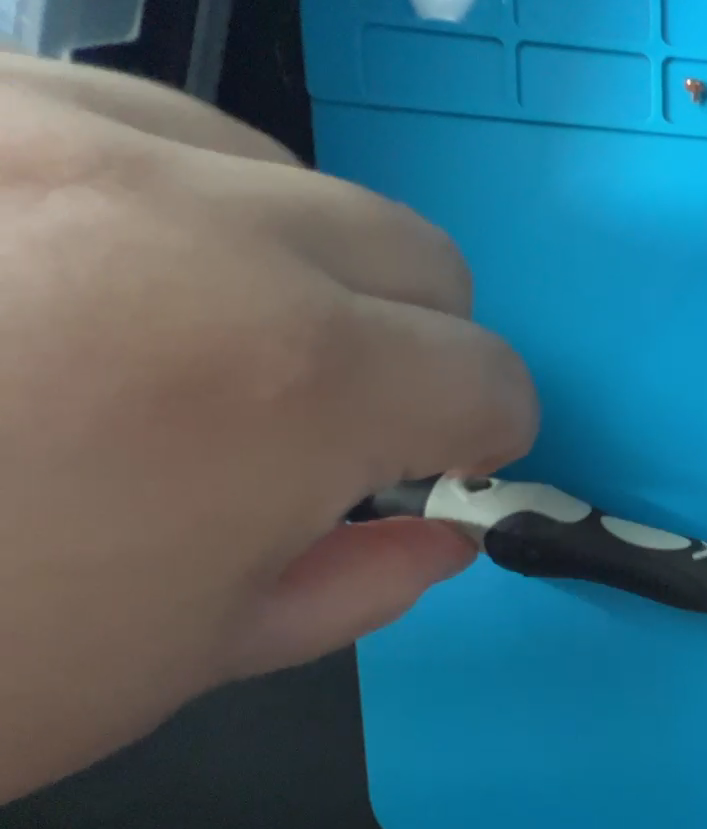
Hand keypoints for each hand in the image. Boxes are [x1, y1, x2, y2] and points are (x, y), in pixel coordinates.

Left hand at [0, 57, 535, 800]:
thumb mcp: (172, 660)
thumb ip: (354, 588)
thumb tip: (441, 540)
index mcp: (288, 380)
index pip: (492, 379)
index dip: (484, 436)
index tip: (435, 467)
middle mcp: (193, 223)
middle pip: (422, 255)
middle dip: (412, 340)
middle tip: (324, 408)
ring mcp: (35, 128)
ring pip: (285, 173)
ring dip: (287, 261)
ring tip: (172, 334)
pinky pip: (121, 122)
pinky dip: (149, 202)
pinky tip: (55, 272)